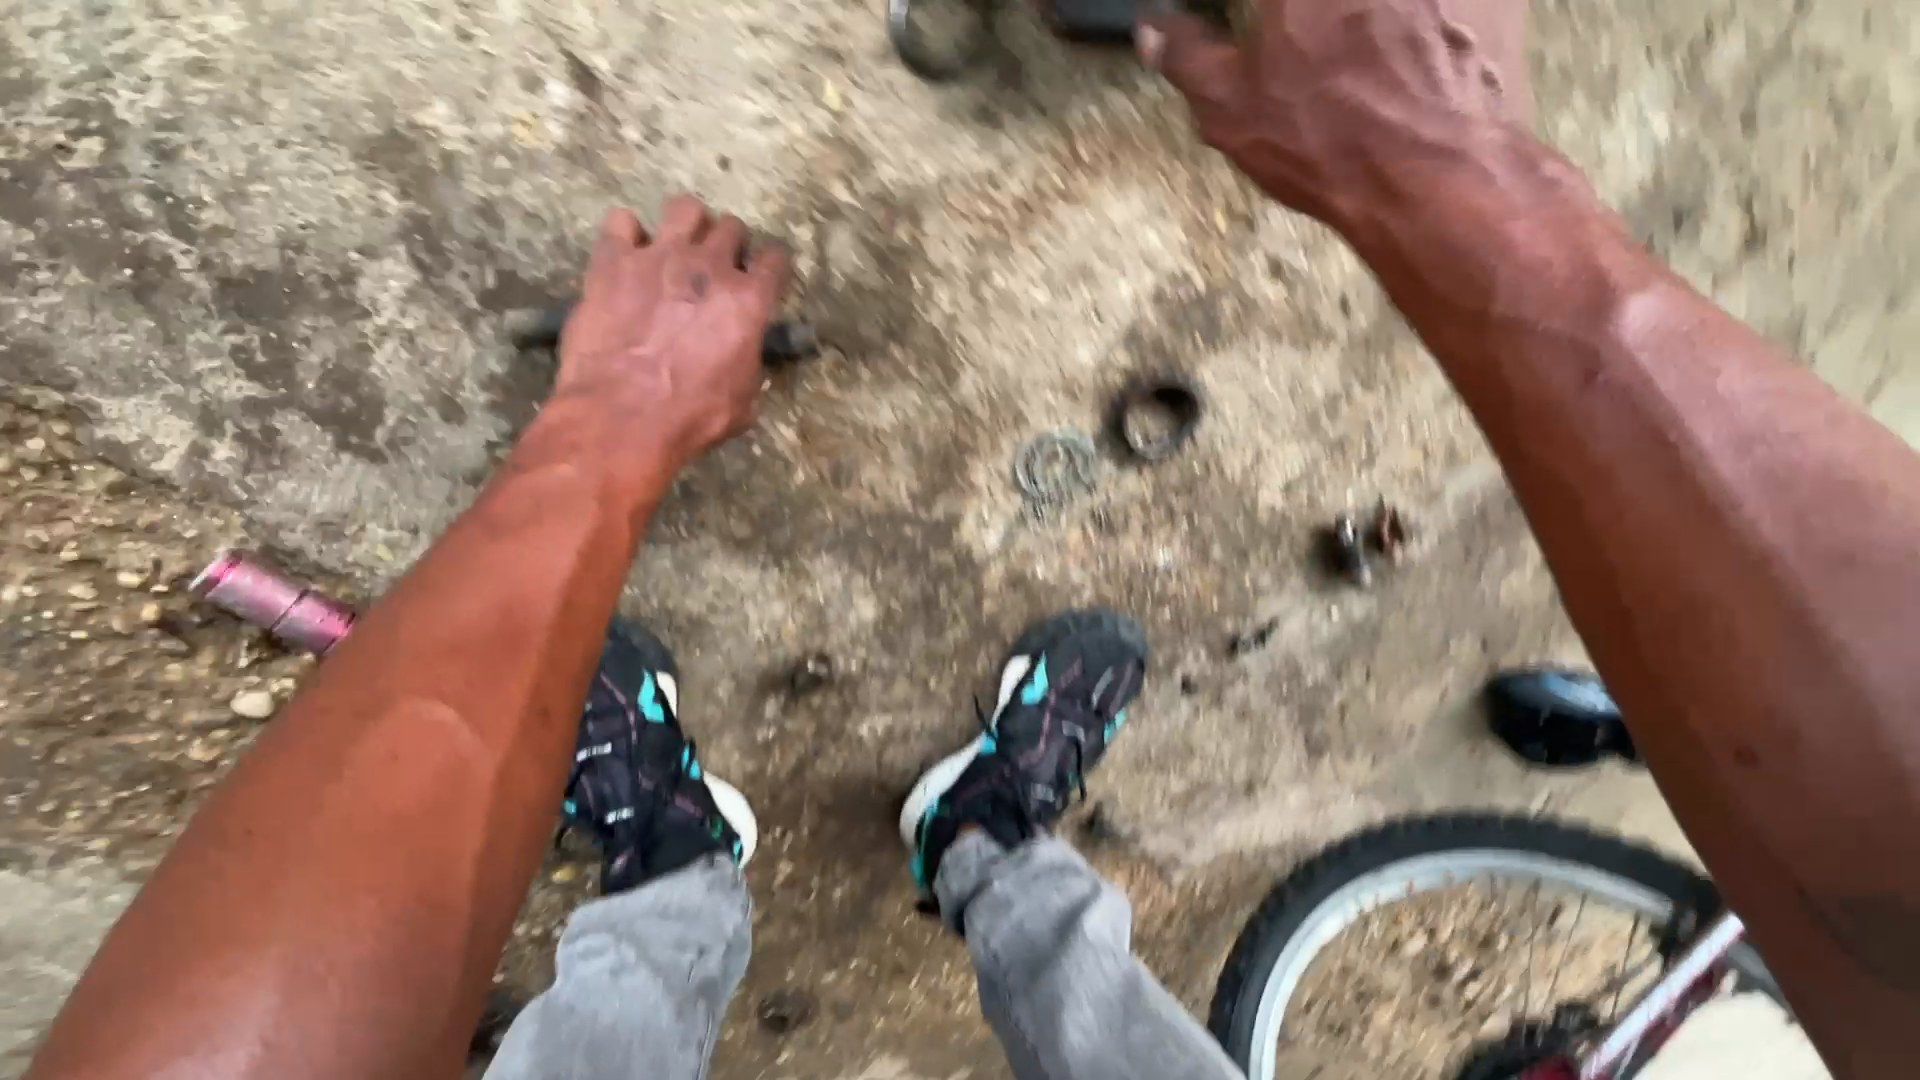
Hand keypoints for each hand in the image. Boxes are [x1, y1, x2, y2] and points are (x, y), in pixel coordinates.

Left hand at [552, 197, 791, 476]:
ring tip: (677, 247)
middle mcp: (709, 267)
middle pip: (731, 228)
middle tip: (718, 268)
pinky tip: (627, 255)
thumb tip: (745, 361)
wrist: (623, 414)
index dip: (773, 266)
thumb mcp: (743, 401)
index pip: (776, 260)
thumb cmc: (692, 416)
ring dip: (687, 224)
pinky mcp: (612, 260)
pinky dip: (627, 235)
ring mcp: (659, 256)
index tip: (766, 276)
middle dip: (730, 245)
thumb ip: (749, 366)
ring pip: (685, 208)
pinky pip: (622, 222)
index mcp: (749, 301)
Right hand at [1139, 0, 1531, 230]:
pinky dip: (1427, 18)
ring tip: (1357, 69)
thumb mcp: (1229, 108)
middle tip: (1301, 51)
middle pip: (1318, 2)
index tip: (1255, 29)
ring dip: (1369, 23)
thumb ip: (1187, 57)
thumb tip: (1152, 32)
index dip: (1259, 14)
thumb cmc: (1323, 136)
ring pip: (1382, 4)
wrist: (1430, 173)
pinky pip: (1448, 0)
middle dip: (1307, 22)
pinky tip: (1409, 56)